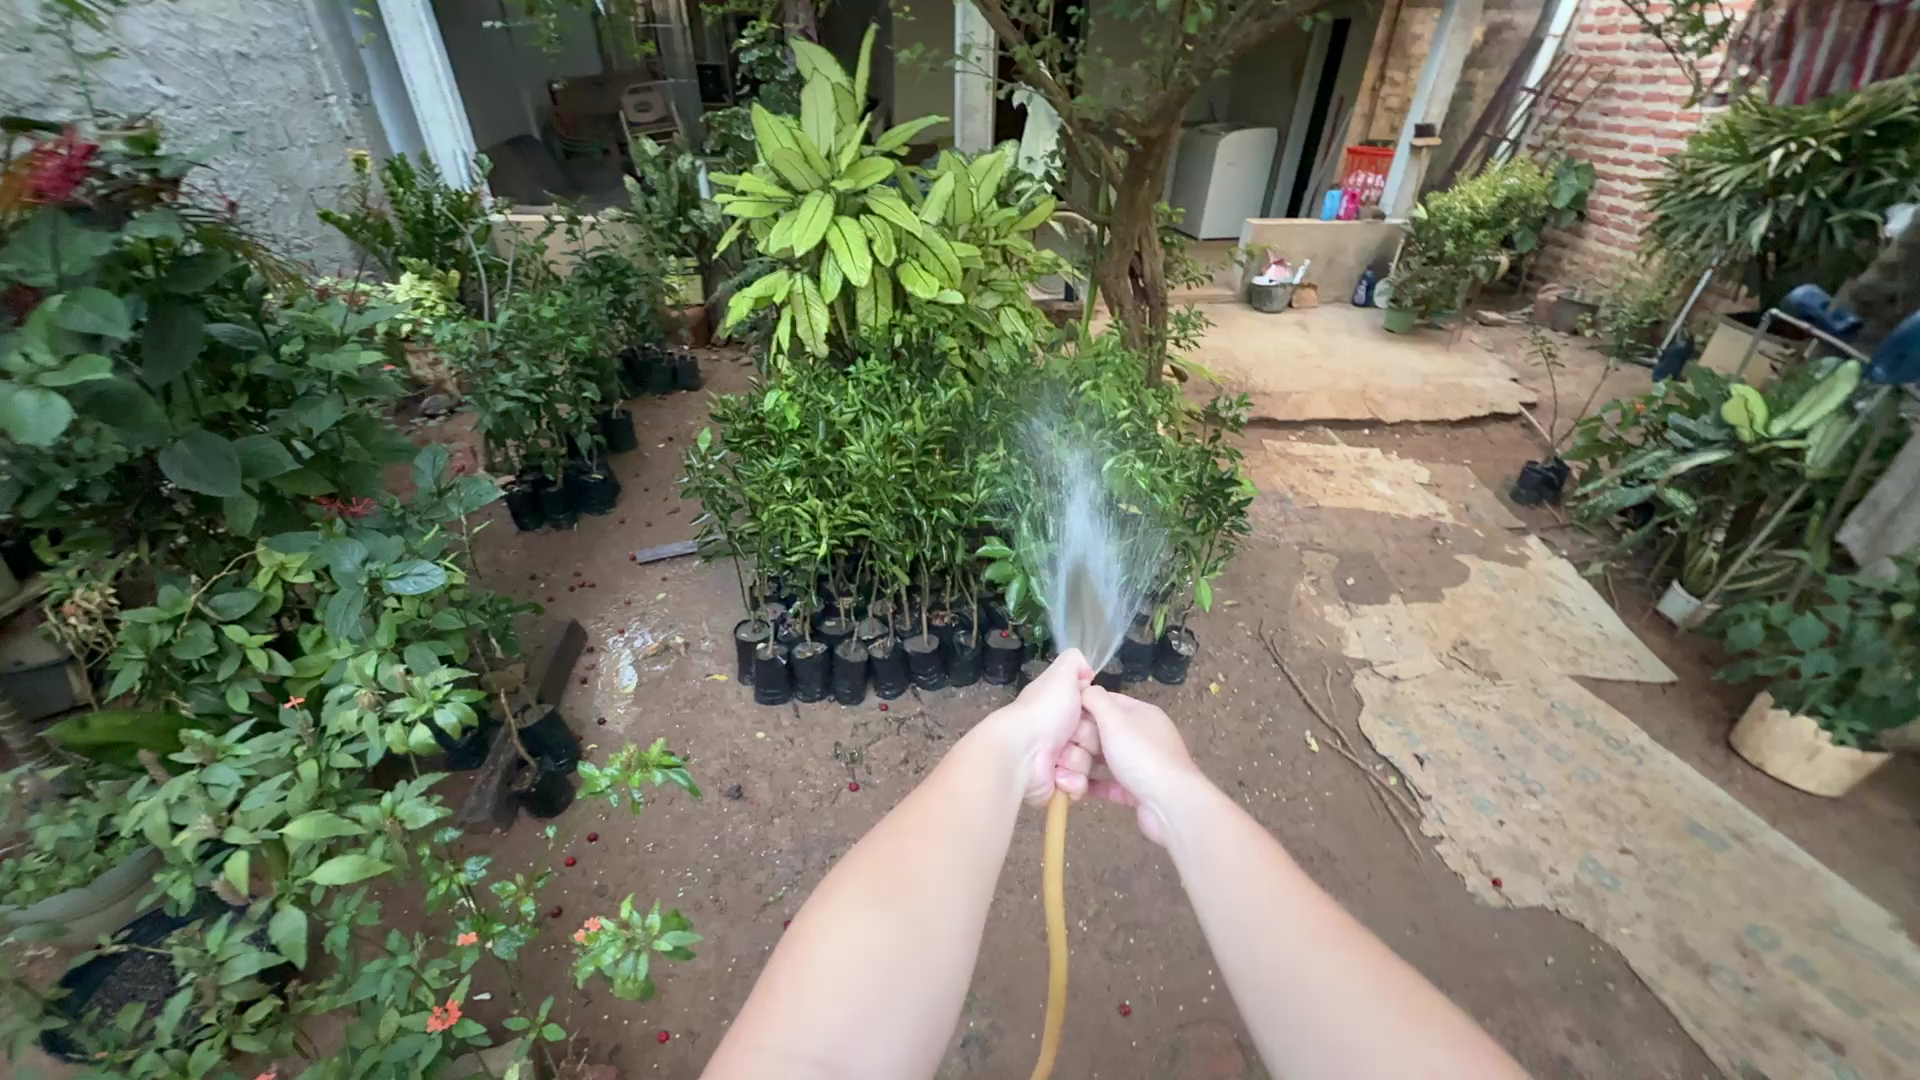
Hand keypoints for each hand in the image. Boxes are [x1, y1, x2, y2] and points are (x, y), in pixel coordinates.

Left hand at [981, 649, 1099, 805]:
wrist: (1021, 751)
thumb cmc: (1043, 711)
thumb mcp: (1060, 675)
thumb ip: (1074, 662)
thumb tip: (1087, 671)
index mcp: (1061, 708)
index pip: (1095, 713)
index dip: (1095, 715)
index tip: (1087, 712)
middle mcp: (1060, 733)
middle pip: (1097, 739)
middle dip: (1087, 738)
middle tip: (1070, 735)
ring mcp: (1058, 760)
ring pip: (1090, 764)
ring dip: (1077, 760)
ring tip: (1059, 757)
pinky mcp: (1057, 785)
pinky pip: (1081, 786)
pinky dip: (1072, 781)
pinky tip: (1058, 774)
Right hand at [1078, 686, 1205, 845]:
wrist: (1170, 804)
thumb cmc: (1140, 754)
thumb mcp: (1115, 718)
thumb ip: (1096, 699)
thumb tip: (1084, 690)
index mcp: (1141, 714)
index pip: (1108, 701)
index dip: (1084, 706)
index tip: (1062, 717)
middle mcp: (1143, 736)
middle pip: (1104, 731)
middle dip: (1082, 740)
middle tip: (1062, 748)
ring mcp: (1142, 764)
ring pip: (1107, 759)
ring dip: (1085, 764)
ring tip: (1064, 771)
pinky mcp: (1138, 790)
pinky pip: (1111, 784)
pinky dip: (1094, 785)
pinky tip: (1076, 788)